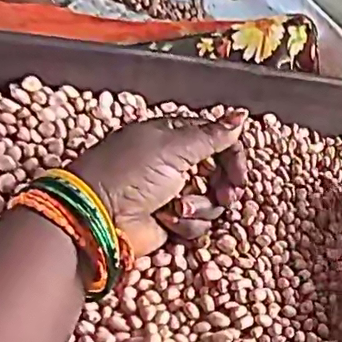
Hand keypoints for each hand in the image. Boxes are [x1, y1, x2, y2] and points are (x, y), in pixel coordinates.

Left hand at [66, 112, 249, 257]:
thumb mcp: (173, 148)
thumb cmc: (131, 173)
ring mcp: (174, 194)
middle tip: (224, 196)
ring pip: (211, 202)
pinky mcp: (172, 221)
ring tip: (178, 208)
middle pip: (219, 174)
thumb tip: (240, 116)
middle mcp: (176, 164)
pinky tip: (166, 220)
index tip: (239, 175)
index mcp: (174, 137)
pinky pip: (197, 224)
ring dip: (200, 207)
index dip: (232, 156)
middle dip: (223, 187)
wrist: (101, 215)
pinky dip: (185, 224)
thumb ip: (212, 136)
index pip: (217, 140)